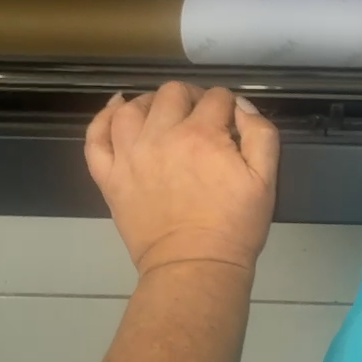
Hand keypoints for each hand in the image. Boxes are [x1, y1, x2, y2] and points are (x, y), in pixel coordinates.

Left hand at [84, 82, 279, 275]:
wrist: (195, 268)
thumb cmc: (235, 225)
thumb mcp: (266, 178)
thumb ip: (261, 133)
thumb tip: (241, 107)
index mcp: (202, 135)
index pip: (217, 97)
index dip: (229, 105)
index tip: (233, 124)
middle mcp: (161, 137)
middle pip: (172, 93)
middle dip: (192, 97)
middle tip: (202, 117)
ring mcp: (129, 157)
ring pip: (131, 108)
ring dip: (150, 102)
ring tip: (163, 113)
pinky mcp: (109, 178)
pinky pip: (95, 138)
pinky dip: (103, 118)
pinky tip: (117, 108)